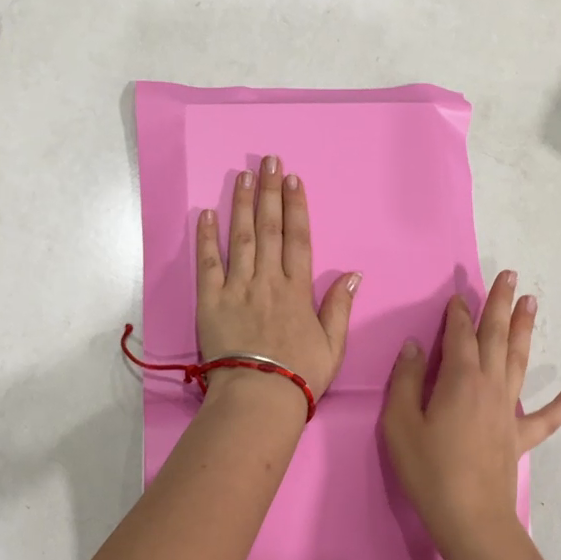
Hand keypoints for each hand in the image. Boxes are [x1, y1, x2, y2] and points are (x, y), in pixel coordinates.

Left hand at [196, 156, 359, 406]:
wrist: (258, 398)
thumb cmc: (299, 376)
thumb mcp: (333, 346)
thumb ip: (340, 307)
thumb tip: (354, 274)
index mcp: (297, 290)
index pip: (298, 238)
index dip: (296, 206)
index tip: (294, 180)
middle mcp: (267, 281)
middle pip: (268, 228)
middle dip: (270, 192)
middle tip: (269, 161)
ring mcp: (237, 288)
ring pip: (240, 237)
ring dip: (242, 204)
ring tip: (243, 175)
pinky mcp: (211, 301)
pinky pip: (208, 263)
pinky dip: (206, 237)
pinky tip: (207, 213)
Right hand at [381, 271, 560, 542]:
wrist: (470, 517)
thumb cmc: (428, 468)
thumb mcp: (401, 422)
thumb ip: (407, 380)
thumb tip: (415, 346)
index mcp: (460, 378)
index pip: (458, 334)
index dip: (457, 313)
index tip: (457, 293)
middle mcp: (490, 385)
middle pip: (496, 336)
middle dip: (500, 304)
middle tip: (510, 275)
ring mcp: (509, 411)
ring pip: (520, 361)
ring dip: (525, 331)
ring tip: (533, 303)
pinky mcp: (520, 437)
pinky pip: (546, 418)